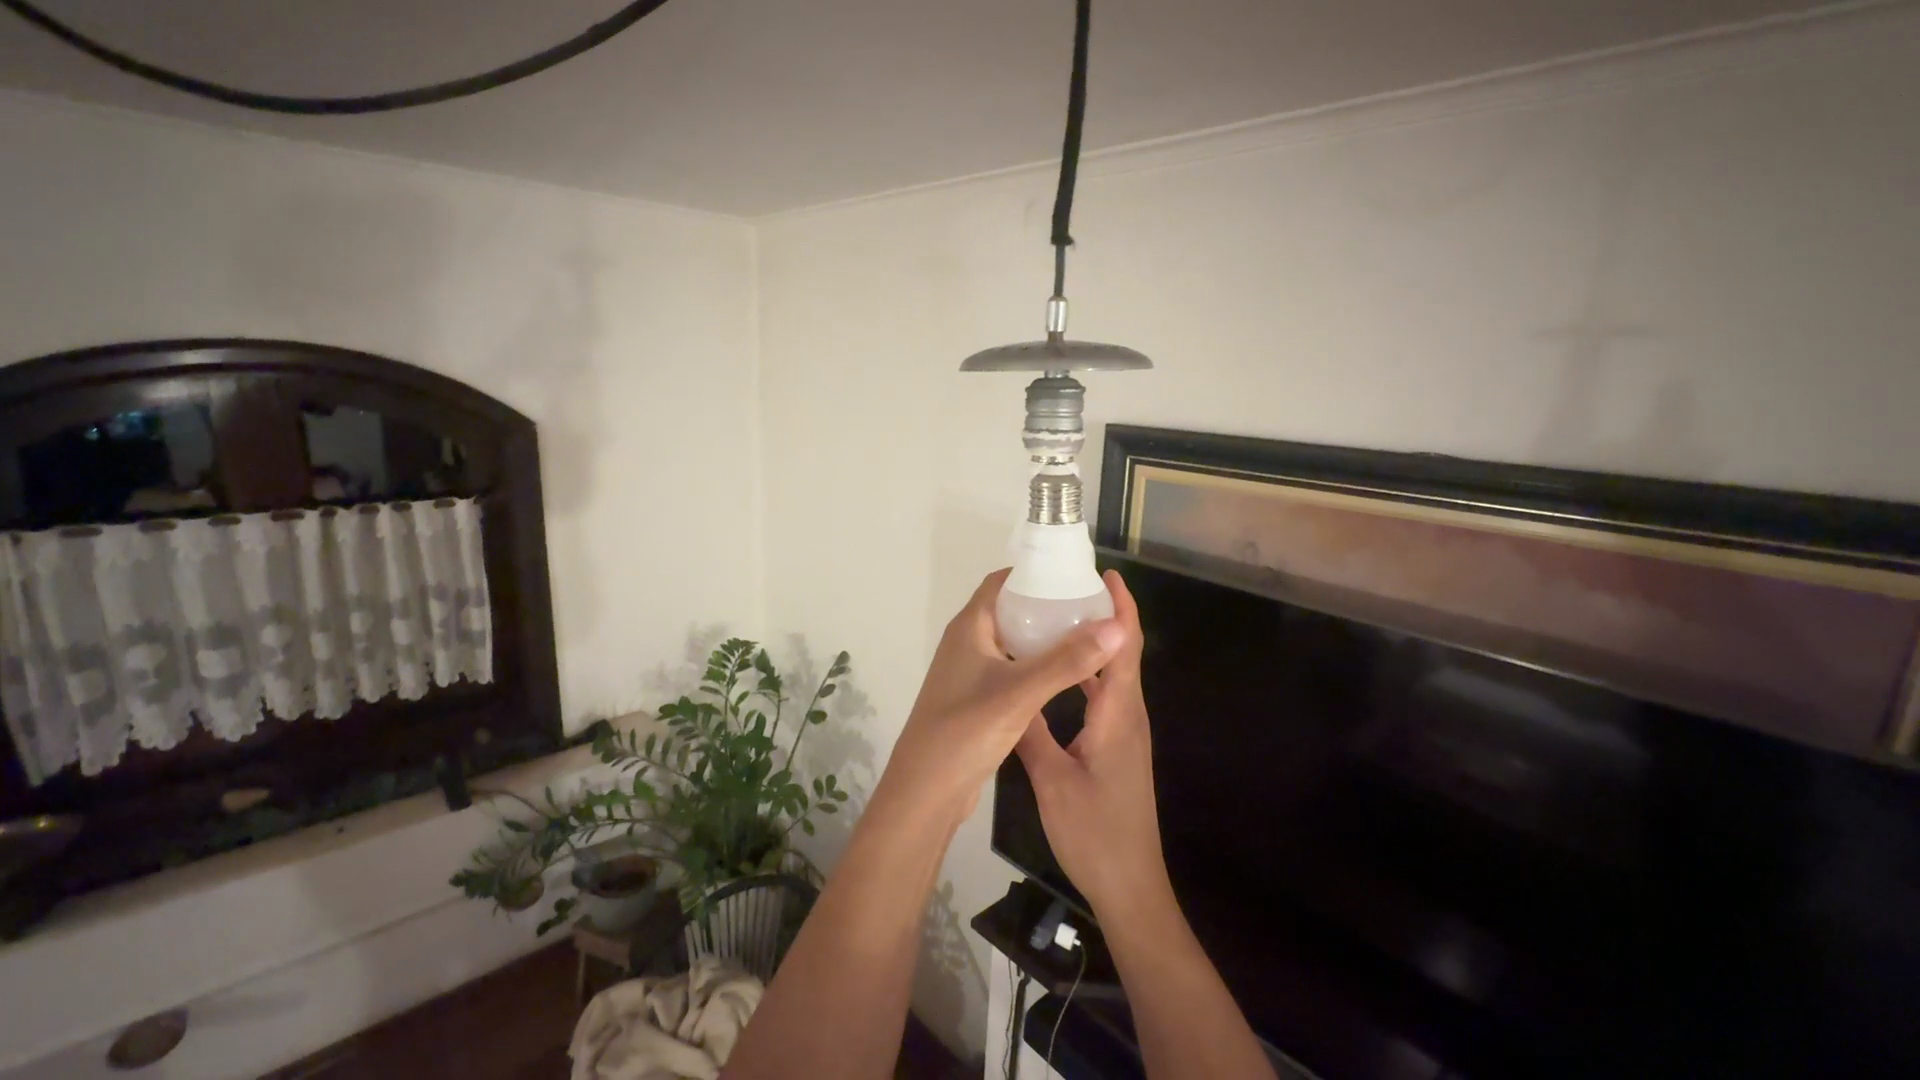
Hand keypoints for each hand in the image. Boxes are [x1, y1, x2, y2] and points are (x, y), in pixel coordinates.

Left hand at [873, 569, 1126, 825]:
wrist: (926, 791)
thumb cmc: (965, 732)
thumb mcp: (1021, 693)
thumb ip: (1067, 661)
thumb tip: (1116, 626)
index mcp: (969, 628)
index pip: (1002, 582)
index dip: (1036, 573)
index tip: (1075, 574)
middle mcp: (967, 643)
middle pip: (1010, 610)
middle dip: (1048, 605)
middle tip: (1091, 605)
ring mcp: (970, 673)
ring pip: (1012, 643)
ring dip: (1044, 637)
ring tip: (1087, 634)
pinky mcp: (977, 700)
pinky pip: (1012, 670)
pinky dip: (1037, 665)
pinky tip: (1065, 674)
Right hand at [1015, 570, 1173, 919]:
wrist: (1129, 885)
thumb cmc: (1094, 832)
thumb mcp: (1052, 781)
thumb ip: (1031, 732)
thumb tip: (1011, 690)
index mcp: (1119, 715)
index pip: (1125, 648)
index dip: (1121, 608)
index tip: (1104, 574)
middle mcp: (1129, 717)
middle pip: (1123, 655)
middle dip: (1105, 618)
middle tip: (1067, 590)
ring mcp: (1126, 735)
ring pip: (1114, 677)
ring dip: (1095, 647)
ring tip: (1058, 621)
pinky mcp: (1118, 750)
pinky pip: (1106, 699)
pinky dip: (1087, 677)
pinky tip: (1059, 678)